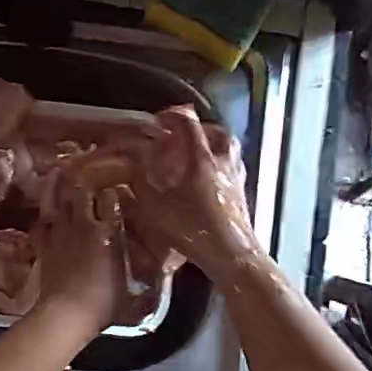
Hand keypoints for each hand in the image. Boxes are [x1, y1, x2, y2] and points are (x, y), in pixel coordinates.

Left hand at [34, 179, 125, 334]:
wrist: (67, 313)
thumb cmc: (104, 302)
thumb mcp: (130, 281)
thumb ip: (136, 263)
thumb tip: (149, 260)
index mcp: (108, 231)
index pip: (110, 196)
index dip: (112, 197)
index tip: (114, 204)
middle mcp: (83, 225)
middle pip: (82, 192)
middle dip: (86, 194)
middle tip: (91, 203)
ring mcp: (60, 233)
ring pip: (62, 204)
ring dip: (67, 204)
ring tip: (72, 210)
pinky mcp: (44, 246)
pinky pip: (43, 224)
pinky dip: (48, 223)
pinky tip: (53, 227)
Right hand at [126, 108, 263, 276]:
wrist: (229, 253)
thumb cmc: (190, 228)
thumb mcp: (153, 206)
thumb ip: (139, 180)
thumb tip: (130, 160)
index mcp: (201, 158)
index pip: (188, 123)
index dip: (171, 116)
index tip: (158, 119)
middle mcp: (223, 162)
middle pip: (216, 132)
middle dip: (198, 129)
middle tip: (181, 136)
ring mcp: (236, 178)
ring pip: (227, 150)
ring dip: (211, 147)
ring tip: (194, 157)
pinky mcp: (241, 196)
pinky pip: (230, 170)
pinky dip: (217, 168)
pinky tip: (206, 182)